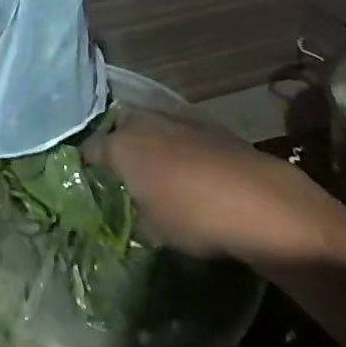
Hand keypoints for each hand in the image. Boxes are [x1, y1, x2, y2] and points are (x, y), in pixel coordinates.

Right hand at [83, 111, 345, 271]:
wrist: (257, 199)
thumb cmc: (193, 216)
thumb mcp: (155, 230)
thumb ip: (138, 216)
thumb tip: (139, 214)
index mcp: (121, 145)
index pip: (91, 148)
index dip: (88, 163)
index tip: (91, 178)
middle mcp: (144, 122)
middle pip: (121, 124)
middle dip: (120, 141)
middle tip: (125, 170)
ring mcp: (178, 116)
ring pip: (152, 122)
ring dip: (151, 139)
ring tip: (158, 166)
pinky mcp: (208, 121)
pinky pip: (181, 128)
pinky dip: (179, 142)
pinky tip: (191, 166)